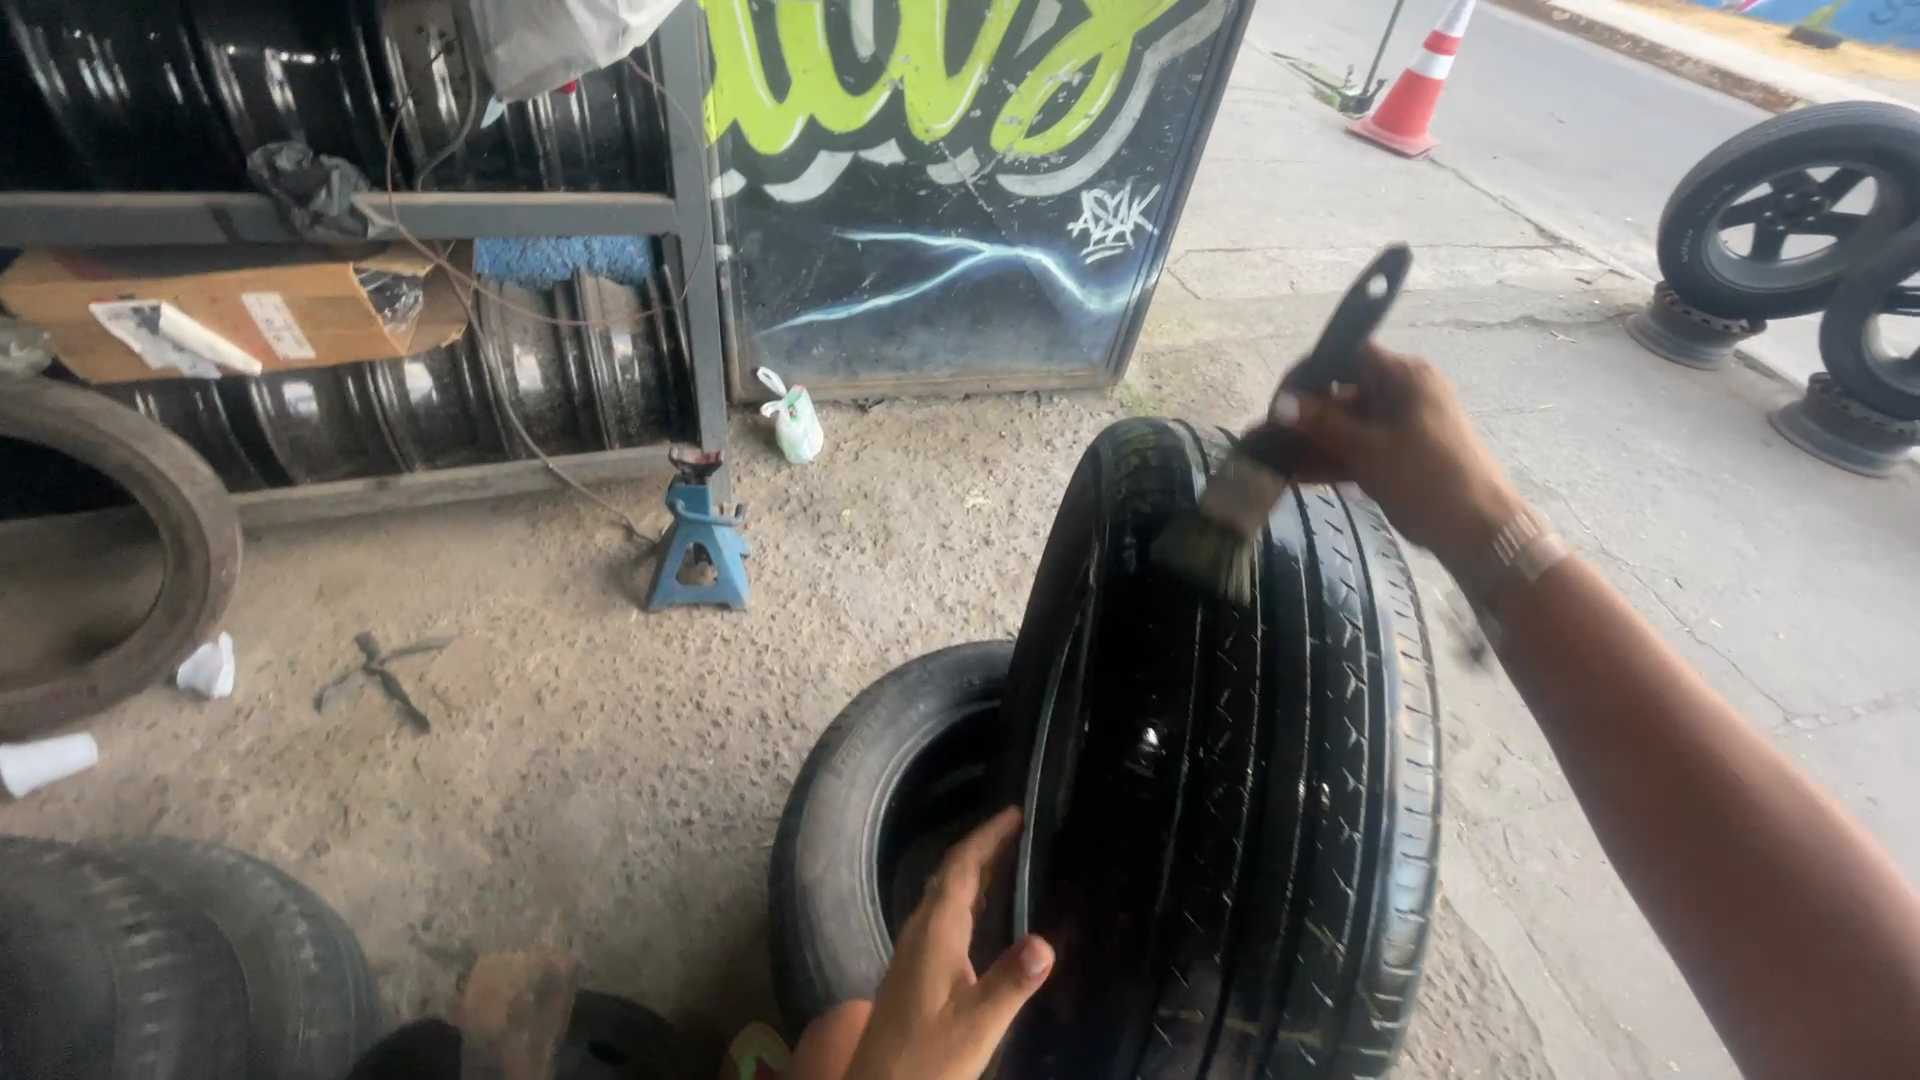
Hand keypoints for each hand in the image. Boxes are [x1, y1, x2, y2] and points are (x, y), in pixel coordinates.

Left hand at [843, 807, 1054, 1079]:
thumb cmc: (927, 1060)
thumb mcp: (976, 1026)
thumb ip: (1010, 982)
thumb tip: (1047, 941)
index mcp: (935, 930)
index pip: (961, 867)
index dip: (987, 836)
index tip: (1015, 813)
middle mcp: (921, 929)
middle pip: (952, 873)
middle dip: (984, 846)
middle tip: (1021, 828)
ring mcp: (914, 948)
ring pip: (947, 892)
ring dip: (976, 869)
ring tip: (1010, 856)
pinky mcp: (915, 967)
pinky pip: (945, 912)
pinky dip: (969, 895)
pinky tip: (985, 910)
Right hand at [1272, 341, 1524, 572]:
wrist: (1474, 527)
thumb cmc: (1425, 474)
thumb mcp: (1367, 447)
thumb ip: (1320, 424)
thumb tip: (1280, 406)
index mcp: (1403, 377)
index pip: (1347, 356)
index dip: (1311, 373)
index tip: (1282, 401)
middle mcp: (1399, 395)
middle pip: (1340, 394)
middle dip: (1302, 415)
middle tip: (1268, 436)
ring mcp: (1396, 428)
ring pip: (1342, 426)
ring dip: (1308, 442)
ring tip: (1271, 459)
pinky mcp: (1392, 456)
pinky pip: (1351, 450)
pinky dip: (1326, 460)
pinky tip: (1292, 475)